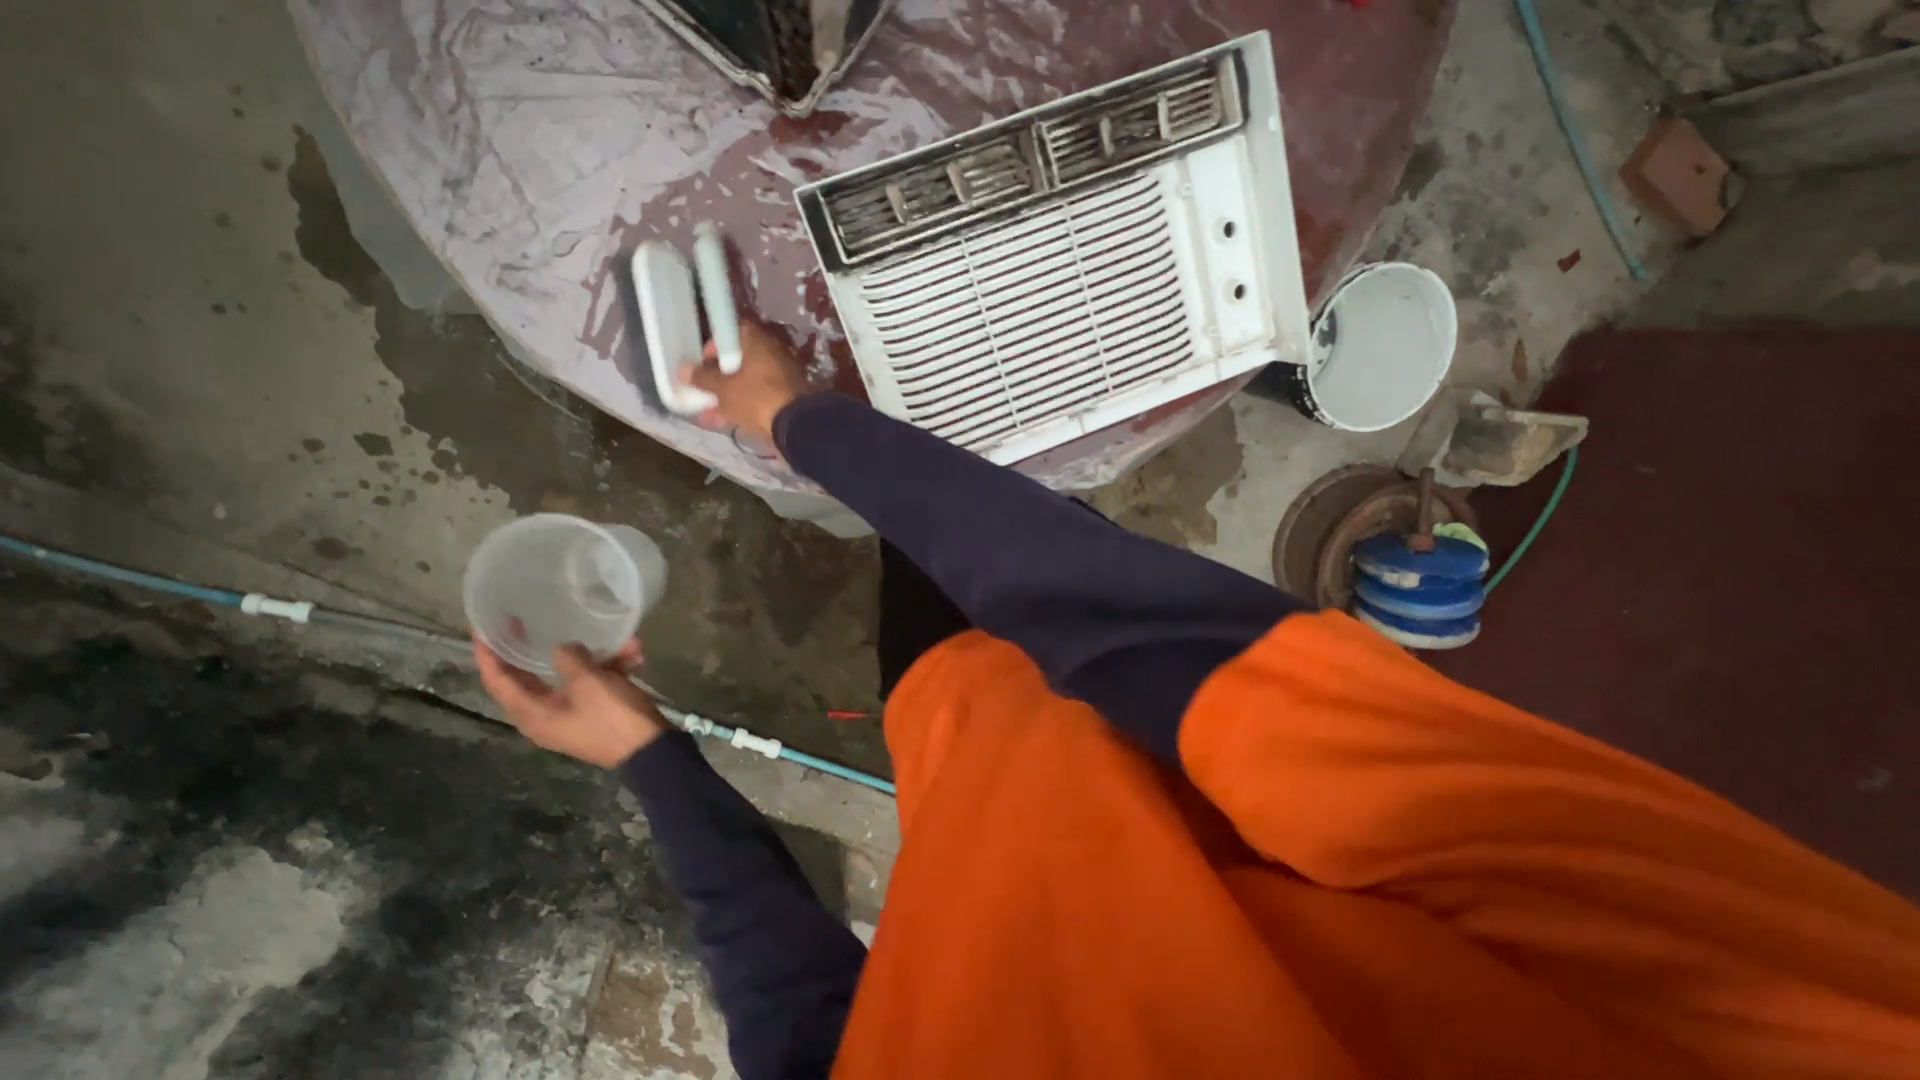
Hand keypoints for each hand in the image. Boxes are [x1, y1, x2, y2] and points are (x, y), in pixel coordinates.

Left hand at [472, 634, 668, 767]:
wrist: (651, 751)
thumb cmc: (612, 717)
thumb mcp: (589, 682)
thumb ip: (568, 658)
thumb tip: (560, 647)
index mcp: (532, 714)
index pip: (497, 681)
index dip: (488, 654)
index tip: (483, 627)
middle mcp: (544, 716)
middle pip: (531, 677)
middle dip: (539, 648)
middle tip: (528, 619)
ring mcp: (570, 715)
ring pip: (572, 676)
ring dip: (596, 656)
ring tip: (623, 641)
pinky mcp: (593, 713)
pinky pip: (594, 684)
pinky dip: (611, 668)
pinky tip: (635, 655)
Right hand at [683, 319, 810, 446]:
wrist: (798, 427)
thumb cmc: (756, 398)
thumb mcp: (723, 389)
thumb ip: (702, 378)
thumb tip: (683, 370)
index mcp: (759, 341)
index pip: (733, 332)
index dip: (714, 346)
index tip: (702, 363)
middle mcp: (774, 353)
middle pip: (740, 360)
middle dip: (718, 378)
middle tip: (703, 392)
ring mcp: (783, 376)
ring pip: (748, 382)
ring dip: (727, 396)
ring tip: (708, 415)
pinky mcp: (787, 397)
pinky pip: (759, 397)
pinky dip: (743, 407)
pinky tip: (725, 422)